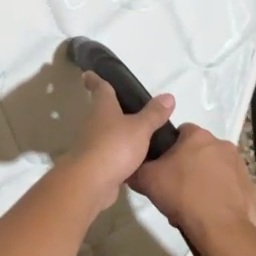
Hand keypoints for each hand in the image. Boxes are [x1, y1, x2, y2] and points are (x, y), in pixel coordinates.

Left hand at [65, 72, 175, 204]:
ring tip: (136, 132)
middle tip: (126, 105)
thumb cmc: (114, 146)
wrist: (91, 181)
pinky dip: (119, 153)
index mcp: (103, 108)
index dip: (96, 80)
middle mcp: (94, 123)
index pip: (100, 89)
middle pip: (101, 111)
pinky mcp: (96, 164)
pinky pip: (110, 153)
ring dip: (116, 131)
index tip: (88, 73)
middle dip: (110, 107)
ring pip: (105, 133)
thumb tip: (168, 96)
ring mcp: (92, 144)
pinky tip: (133, 158)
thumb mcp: (140, 128)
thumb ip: (154, 114)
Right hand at [129, 124, 255, 249]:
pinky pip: (229, 187)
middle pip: (199, 150)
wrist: (220, 227)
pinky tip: (208, 212)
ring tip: (191, 203)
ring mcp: (239, 166)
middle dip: (188, 164)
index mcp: (198, 136)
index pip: (180, 131)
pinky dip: (219, 195)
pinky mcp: (249, 187)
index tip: (163, 164)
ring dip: (204, 179)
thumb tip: (130, 169)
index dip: (169, 147)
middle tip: (174, 186)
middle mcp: (222, 144)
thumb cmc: (182, 194)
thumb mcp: (147, 180)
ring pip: (215, 168)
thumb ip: (137, 169)